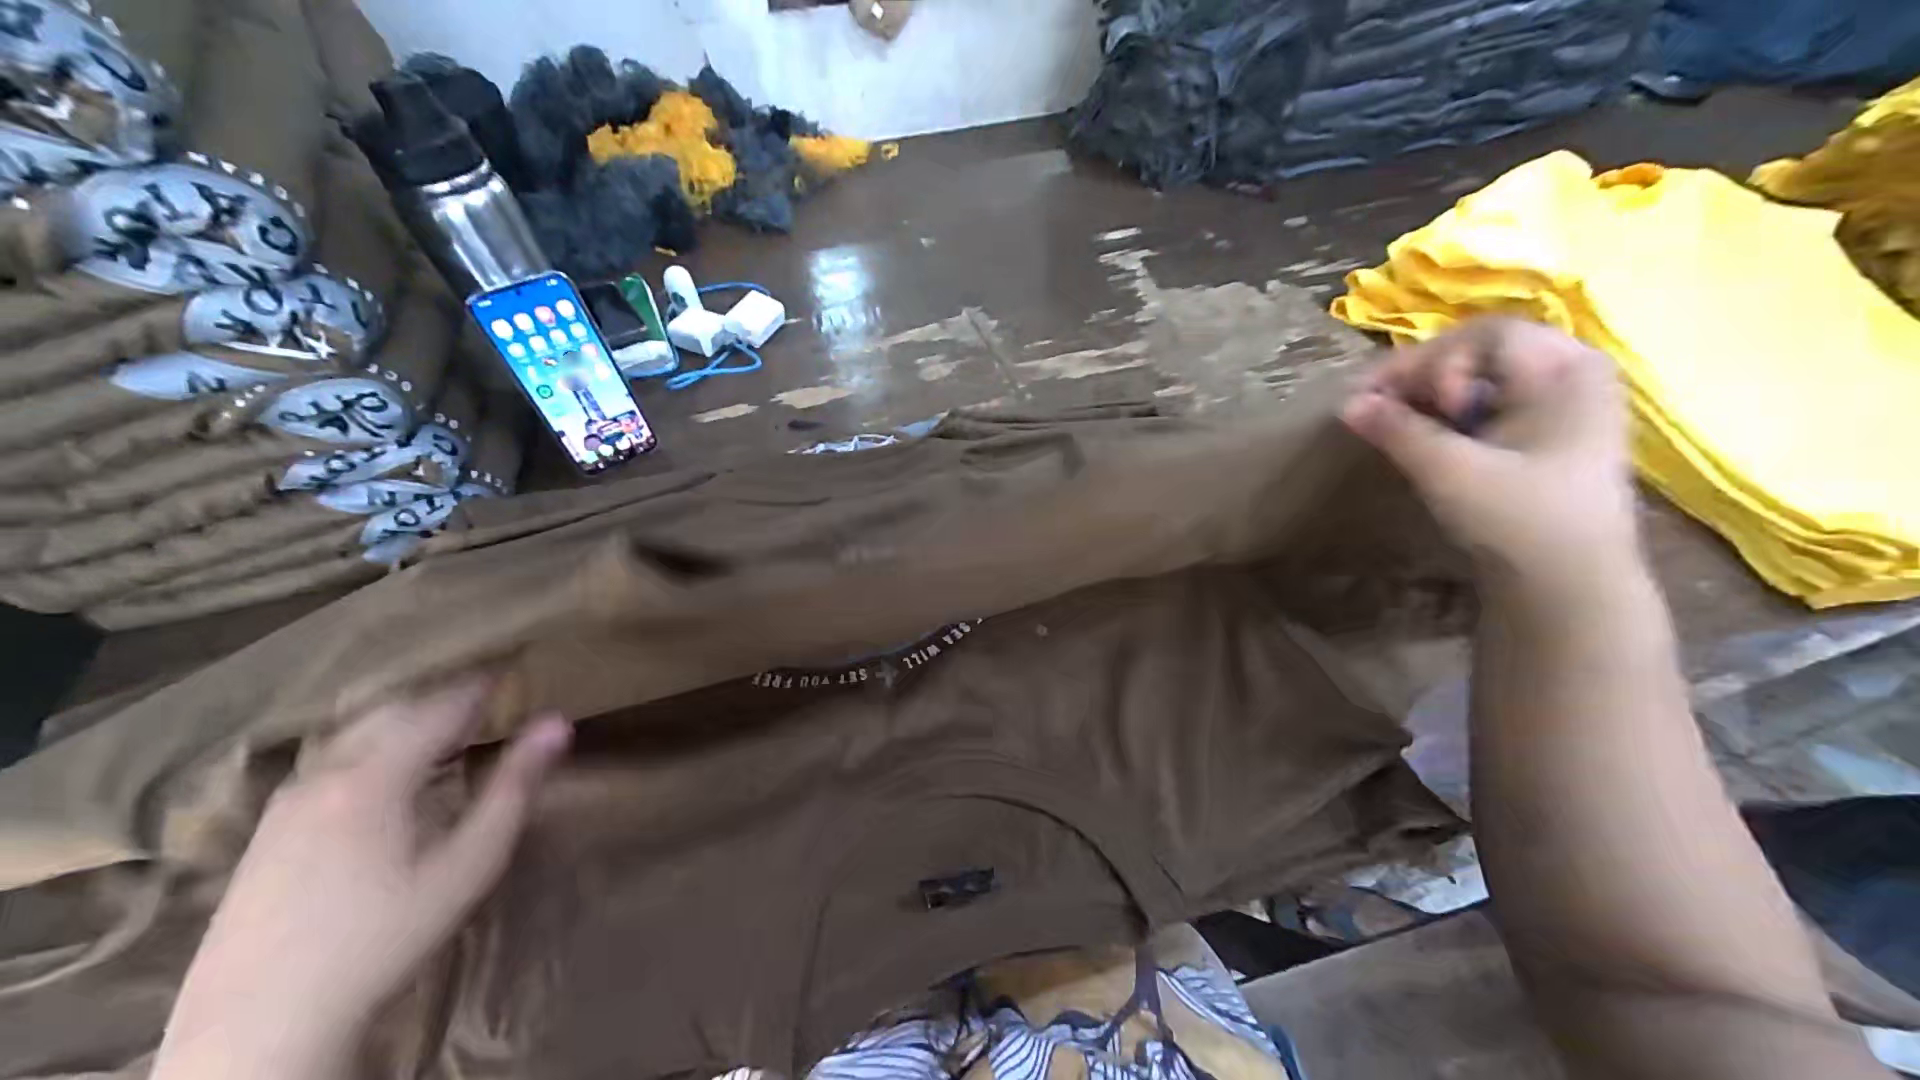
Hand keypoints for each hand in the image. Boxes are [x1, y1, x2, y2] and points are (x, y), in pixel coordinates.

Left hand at [152, 679, 569, 1079]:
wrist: (260, 1024)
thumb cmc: (387, 935)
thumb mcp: (469, 863)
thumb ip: (514, 787)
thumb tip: (559, 722)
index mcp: (376, 775)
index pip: (439, 706)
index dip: (479, 684)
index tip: (513, 668)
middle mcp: (324, 774)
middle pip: (391, 712)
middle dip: (441, 698)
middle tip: (487, 697)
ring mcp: (285, 803)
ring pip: (353, 735)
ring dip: (403, 721)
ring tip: (444, 730)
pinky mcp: (265, 831)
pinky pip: (328, 762)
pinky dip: (370, 747)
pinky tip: (386, 777)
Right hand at [1341, 318, 1637, 585]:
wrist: (1571, 589)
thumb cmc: (1519, 521)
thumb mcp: (1449, 471)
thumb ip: (1397, 430)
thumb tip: (1348, 405)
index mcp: (1566, 370)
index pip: (1482, 334)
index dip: (1426, 360)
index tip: (1383, 399)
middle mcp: (1573, 375)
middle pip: (1482, 350)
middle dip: (1423, 376)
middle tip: (1380, 409)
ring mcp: (1565, 406)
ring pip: (1483, 377)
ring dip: (1432, 395)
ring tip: (1396, 423)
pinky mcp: (1549, 436)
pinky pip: (1492, 403)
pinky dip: (1451, 414)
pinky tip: (1426, 436)